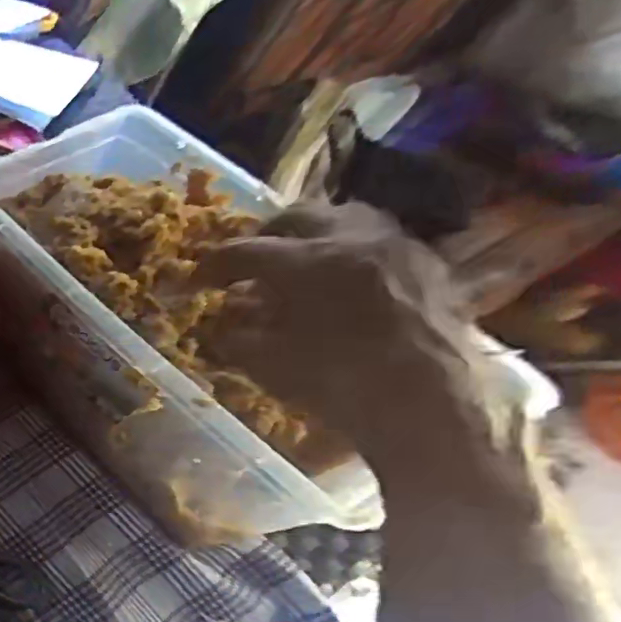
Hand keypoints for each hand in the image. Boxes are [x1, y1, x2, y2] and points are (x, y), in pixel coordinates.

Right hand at [194, 202, 497, 474]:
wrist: (424, 403)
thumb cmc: (334, 382)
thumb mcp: (263, 361)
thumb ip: (233, 333)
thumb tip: (219, 322)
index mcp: (309, 263)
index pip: (243, 251)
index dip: (210, 267)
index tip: (194, 282)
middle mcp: (355, 240)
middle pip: (297, 218)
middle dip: (262, 239)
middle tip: (244, 267)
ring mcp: (397, 247)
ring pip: (343, 219)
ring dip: (310, 237)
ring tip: (292, 266)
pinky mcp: (426, 265)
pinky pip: (376, 241)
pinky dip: (346, 252)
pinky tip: (335, 283)